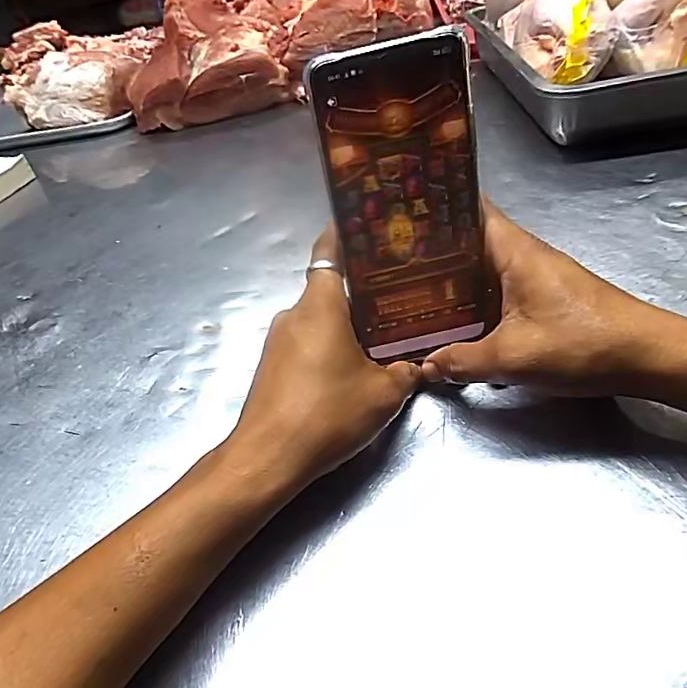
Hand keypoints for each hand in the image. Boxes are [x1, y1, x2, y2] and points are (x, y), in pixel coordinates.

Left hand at [229, 229, 420, 483]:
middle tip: (397, 299)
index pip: (329, 252)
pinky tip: (350, 368)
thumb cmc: (328, 413)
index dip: (346, 236)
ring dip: (345, 326)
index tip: (368, 231)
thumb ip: (405, 372)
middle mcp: (293, 314)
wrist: (269, 456)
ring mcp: (277, 340)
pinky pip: (306, 343)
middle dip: (362, 294)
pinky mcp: (271, 365)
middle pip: (329, 290)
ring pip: (318, 319)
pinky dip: (328, 346)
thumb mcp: (383, 394)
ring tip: (381, 338)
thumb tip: (417, 365)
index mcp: (319, 305)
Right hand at [421, 201, 686, 395]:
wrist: (650, 357)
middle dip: (431, 246)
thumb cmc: (582, 345)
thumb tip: (424, 365)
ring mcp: (535, 276)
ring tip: (408, 287)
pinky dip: (472, 297)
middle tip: (388, 256)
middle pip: (469, 239)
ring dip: (450, 275)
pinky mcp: (543, 298)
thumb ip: (462, 360)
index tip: (399, 206)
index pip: (471, 208)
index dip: (436, 204)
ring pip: (482, 266)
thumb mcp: (513, 358)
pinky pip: (496, 288)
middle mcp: (523, 255)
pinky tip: (452, 317)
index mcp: (514, 251)